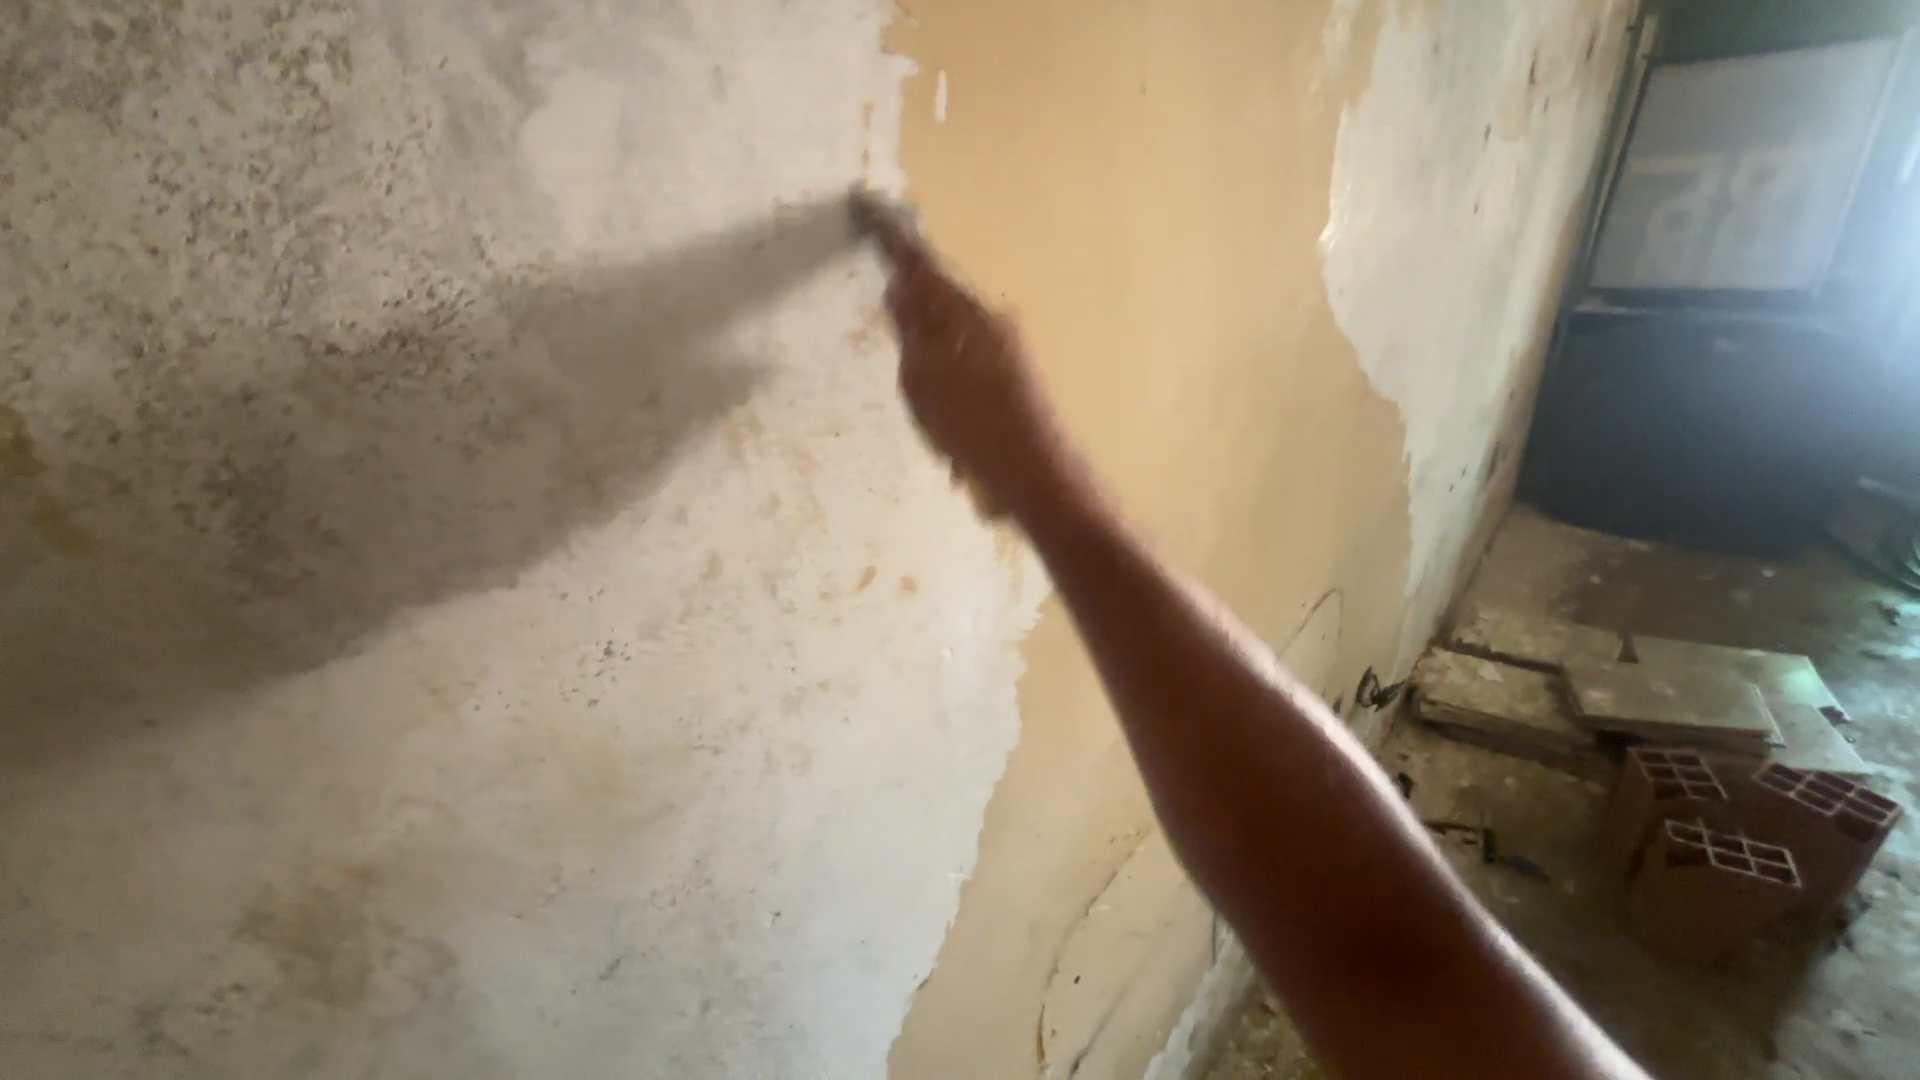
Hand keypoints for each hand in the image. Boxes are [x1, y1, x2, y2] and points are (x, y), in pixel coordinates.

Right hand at [851, 192, 1089, 521]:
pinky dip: (941, 355)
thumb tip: (901, 290)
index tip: (863, 202)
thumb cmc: (972, 427)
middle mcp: (990, 319)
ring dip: (926, 326)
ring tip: (904, 345)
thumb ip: (910, 331)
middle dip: (909, 284)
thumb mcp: (922, 379)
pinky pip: (963, 352)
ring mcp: (1005, 348)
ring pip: (952, 324)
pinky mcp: (1009, 378)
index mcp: (966, 311)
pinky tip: (934, 387)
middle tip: (879, 270)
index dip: (887, 233)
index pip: (918, 260)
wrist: (1035, 474)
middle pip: (939, 290)